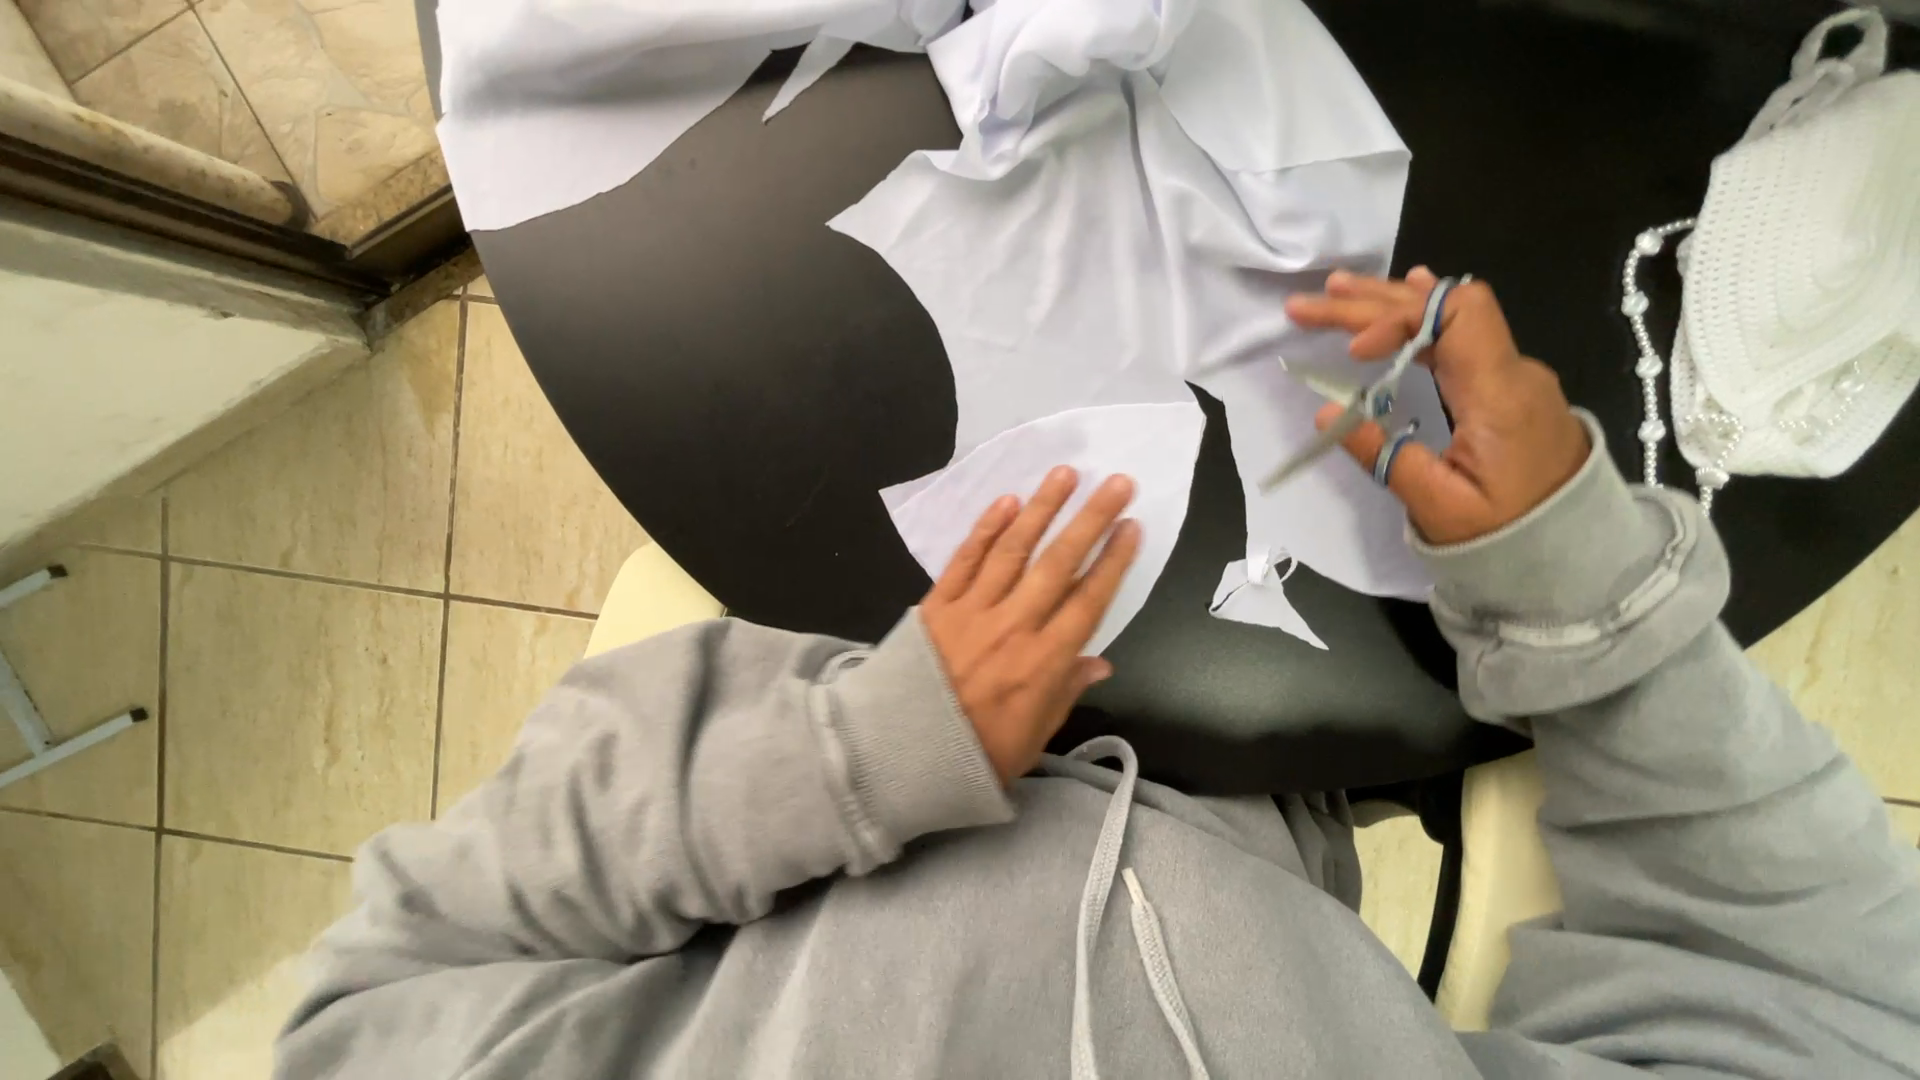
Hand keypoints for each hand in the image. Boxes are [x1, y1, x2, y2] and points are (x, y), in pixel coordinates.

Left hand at [920, 468, 1139, 784]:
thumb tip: (1100, 661)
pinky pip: (965, 559)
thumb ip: (1066, 691)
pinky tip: (1007, 501)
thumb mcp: (1034, 737)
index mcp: (1042, 662)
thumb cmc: (974, 754)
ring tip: (1065, 474)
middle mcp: (1012, 626)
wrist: (897, 753)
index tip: (1133, 527)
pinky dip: (986, 528)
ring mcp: (971, 610)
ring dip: (1041, 508)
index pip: (1088, 601)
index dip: (1114, 561)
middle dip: (1090, 520)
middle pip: (1058, 563)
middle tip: (1116, 483)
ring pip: (1013, 550)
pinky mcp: (936, 604)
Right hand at [1285, 267, 1590, 545]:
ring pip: (1448, 316)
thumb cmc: (1505, 531)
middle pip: (1441, 308)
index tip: (1352, 354)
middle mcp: (1511, 370)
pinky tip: (1406, 289)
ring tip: (1335, 292)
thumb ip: (1384, 456)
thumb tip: (1325, 413)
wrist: (1574, 548)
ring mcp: (1512, 374)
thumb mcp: (1438, 505)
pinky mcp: (1504, 387)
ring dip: (1388, 304)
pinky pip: (1462, 334)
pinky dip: (1420, 315)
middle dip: (1369, 304)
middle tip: (1305, 307)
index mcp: (1498, 393)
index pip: (1455, 314)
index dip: (1396, 318)